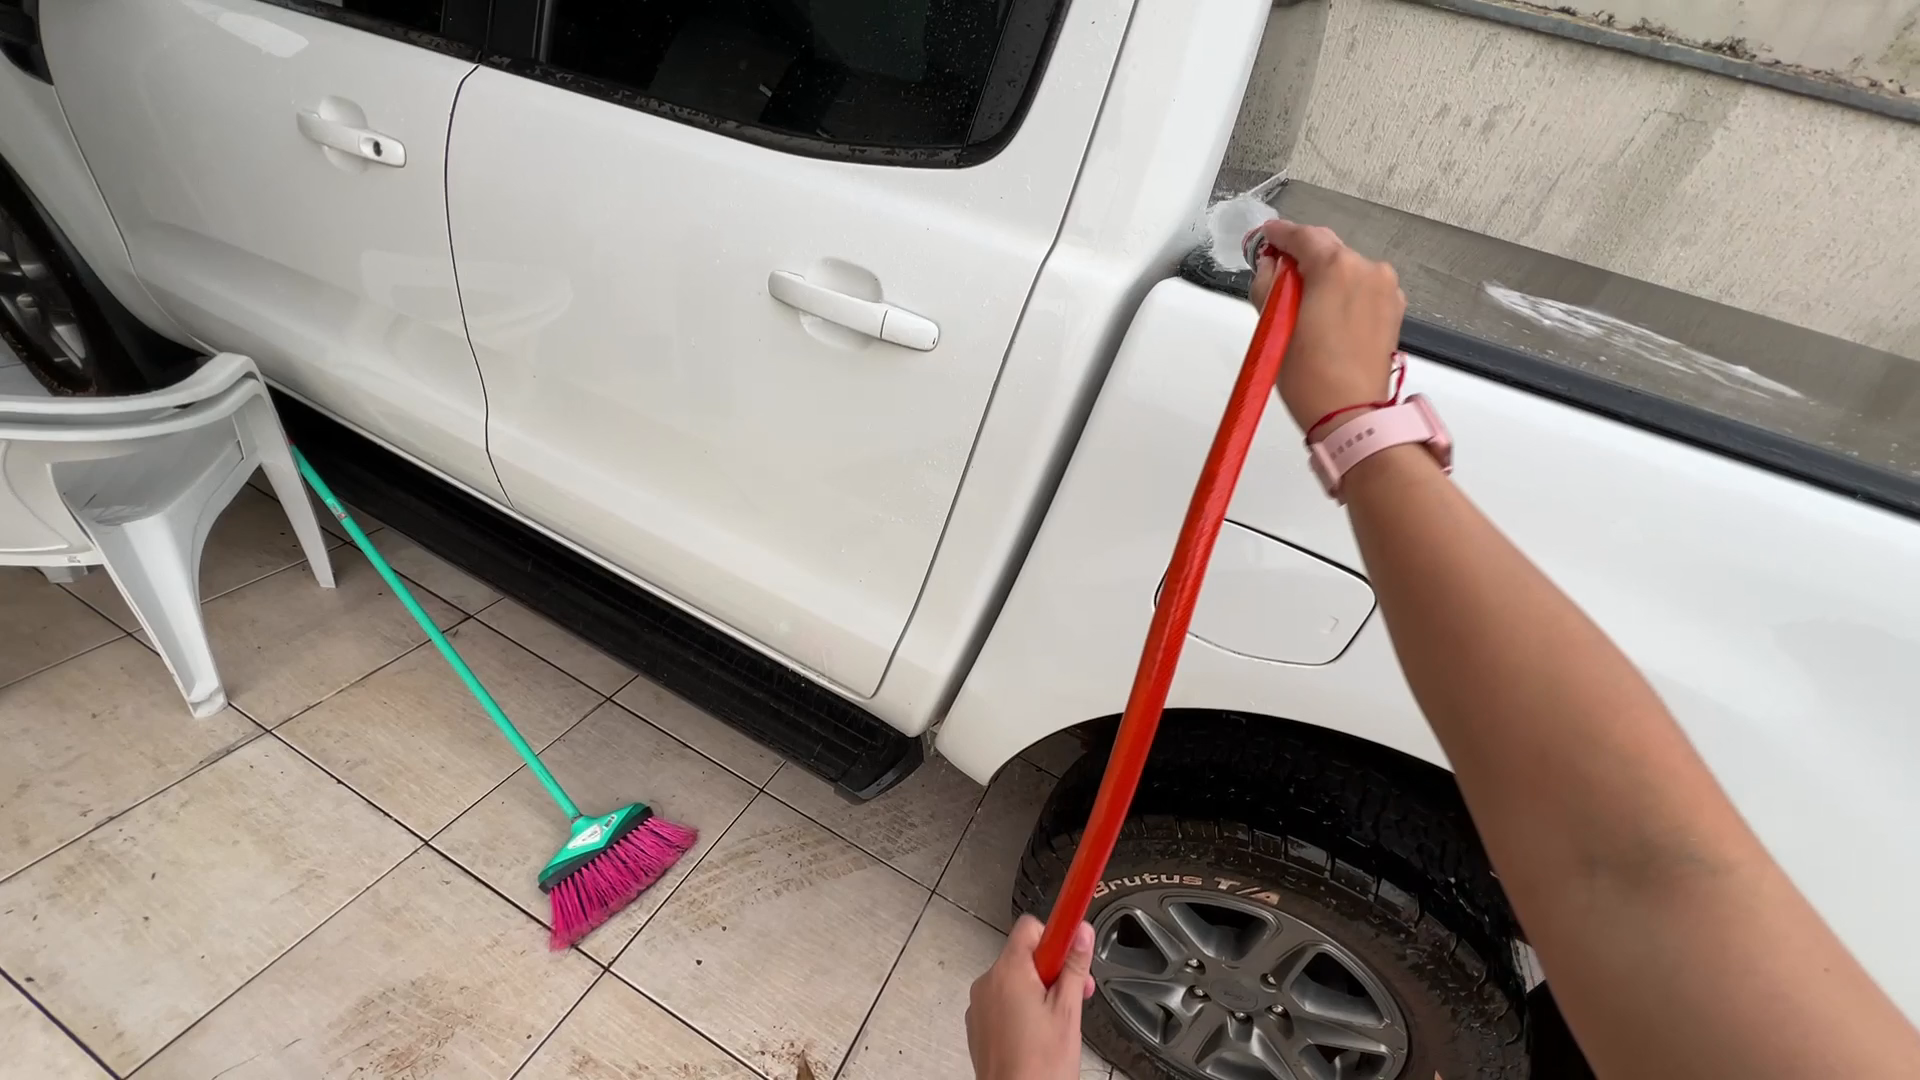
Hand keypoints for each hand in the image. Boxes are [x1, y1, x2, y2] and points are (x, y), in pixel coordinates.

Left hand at [966, 915, 1095, 1079]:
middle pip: (1024, 954)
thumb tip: (1082, 932)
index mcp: (1009, 971)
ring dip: (1036, 990)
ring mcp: (979, 1003)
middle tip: (1072, 995)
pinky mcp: (977, 1022)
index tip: (1072, 936)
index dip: (1055, 933)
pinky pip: (1001, 999)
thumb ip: (1074, 966)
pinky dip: (1018, 1008)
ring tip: (1053, 1023)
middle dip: (1051, 969)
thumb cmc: (1039, 1068)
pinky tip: (1035, 1034)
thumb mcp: (1068, 1012)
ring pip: (1014, 978)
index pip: (1030, 926)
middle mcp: (988, 981)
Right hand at [1247, 220, 1405, 434]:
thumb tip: (1269, 268)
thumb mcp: (1274, 327)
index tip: (1266, 237)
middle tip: (1275, 277)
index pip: (1303, 236)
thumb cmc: (1312, 378)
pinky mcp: (1391, 311)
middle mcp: (1368, 271)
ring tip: (1298, 309)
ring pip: (1345, 271)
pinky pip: (1360, 290)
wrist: (1350, 414)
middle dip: (1301, 260)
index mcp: (1337, 267)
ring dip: (1321, 280)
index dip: (1279, 235)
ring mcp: (1385, 291)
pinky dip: (1340, 296)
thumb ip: (1268, 286)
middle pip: (1328, 251)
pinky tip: (1322, 320)